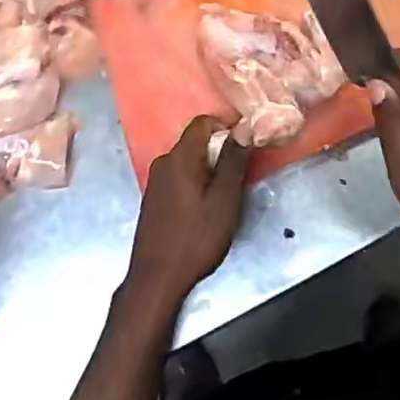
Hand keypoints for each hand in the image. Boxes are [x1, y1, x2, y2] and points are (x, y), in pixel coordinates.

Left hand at [125, 116, 248, 312]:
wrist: (156, 276)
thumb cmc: (195, 238)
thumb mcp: (223, 200)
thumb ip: (233, 161)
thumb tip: (244, 128)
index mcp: (179, 157)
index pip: (202, 122)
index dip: (226, 126)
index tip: (245, 144)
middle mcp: (163, 162)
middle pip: (194, 141)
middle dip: (218, 151)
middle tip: (238, 176)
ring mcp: (155, 180)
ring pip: (186, 160)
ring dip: (207, 169)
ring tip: (223, 196)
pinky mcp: (153, 197)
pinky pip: (177, 176)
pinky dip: (194, 182)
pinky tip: (202, 208)